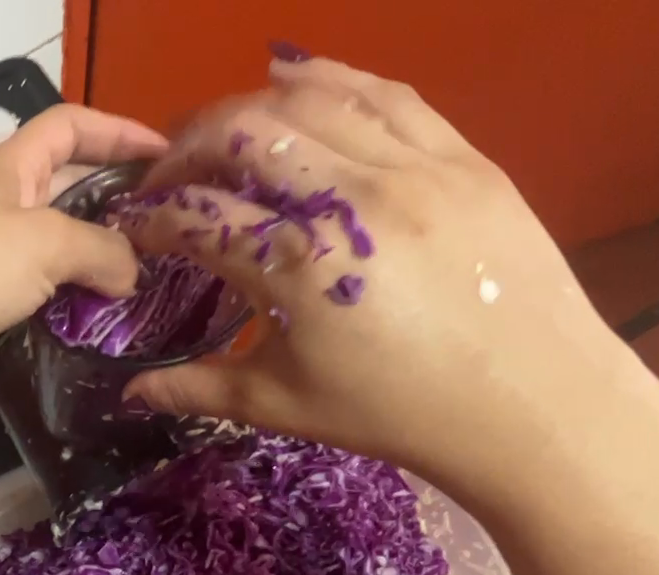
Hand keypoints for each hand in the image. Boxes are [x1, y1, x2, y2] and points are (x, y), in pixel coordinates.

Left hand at [0, 104, 169, 404]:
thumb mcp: (46, 243)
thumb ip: (102, 250)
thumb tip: (131, 274)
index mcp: (5, 168)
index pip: (68, 127)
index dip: (117, 130)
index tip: (164, 154)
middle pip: (66, 188)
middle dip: (113, 202)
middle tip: (165, 228)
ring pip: (53, 247)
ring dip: (94, 259)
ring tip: (145, 275)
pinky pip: (37, 291)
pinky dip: (68, 297)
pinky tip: (99, 313)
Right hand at [121, 58, 635, 487]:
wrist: (529, 403)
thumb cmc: (390, 412)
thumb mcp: (277, 405)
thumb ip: (193, 387)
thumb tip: (128, 394)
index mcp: (298, 267)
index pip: (197, 216)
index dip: (151, 217)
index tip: (132, 227)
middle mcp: (350, 198)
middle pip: (243, 132)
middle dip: (187, 147)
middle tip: (167, 175)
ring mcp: (413, 168)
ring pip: (312, 99)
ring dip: (248, 108)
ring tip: (219, 135)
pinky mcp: (462, 157)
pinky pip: (387, 94)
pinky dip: (331, 79)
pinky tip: (296, 79)